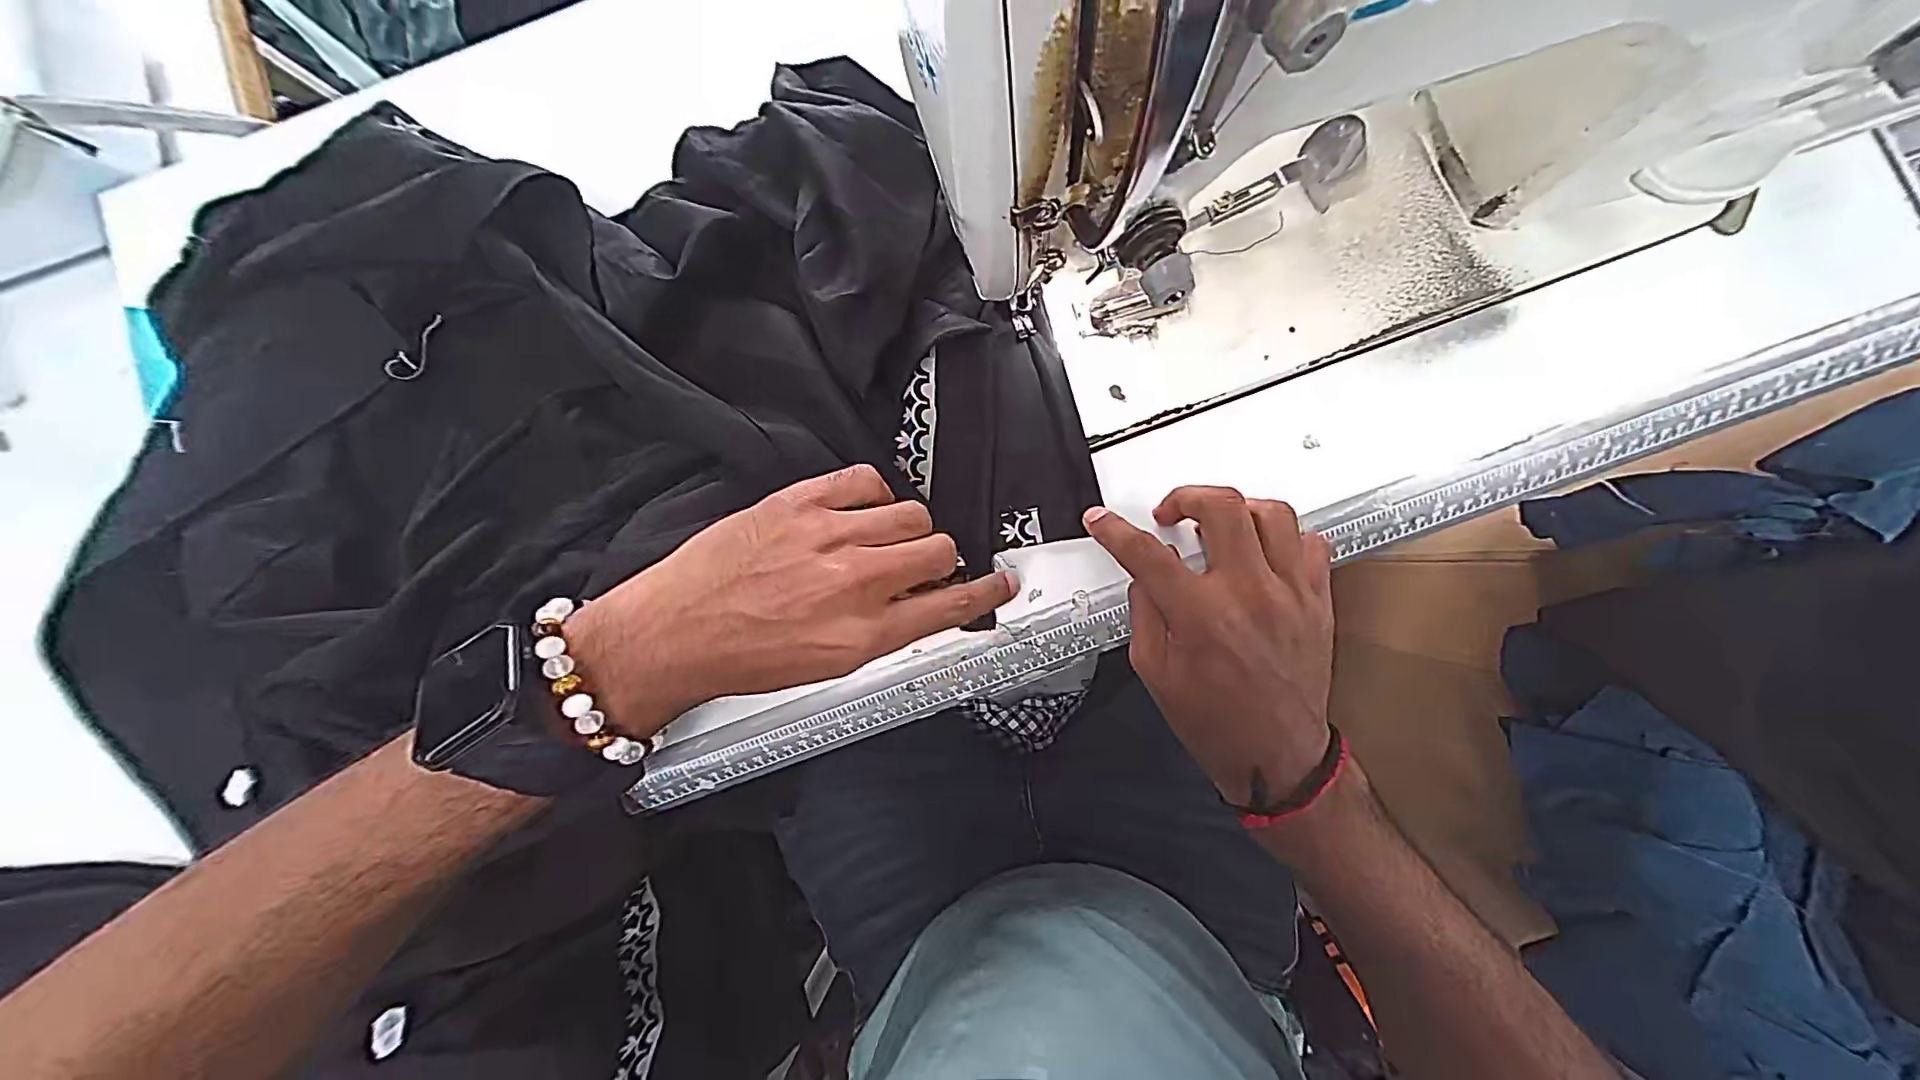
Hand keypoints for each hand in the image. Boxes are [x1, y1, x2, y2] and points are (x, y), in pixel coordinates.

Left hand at [565, 465, 1014, 735]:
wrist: (675, 633)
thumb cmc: (743, 657)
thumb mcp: (828, 665)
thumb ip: (884, 632)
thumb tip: (916, 607)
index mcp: (866, 632)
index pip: (951, 605)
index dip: (985, 593)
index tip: (1000, 584)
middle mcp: (855, 581)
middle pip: (939, 549)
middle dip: (942, 559)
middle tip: (925, 564)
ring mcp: (829, 536)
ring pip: (911, 513)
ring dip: (910, 528)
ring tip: (887, 539)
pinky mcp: (800, 503)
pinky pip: (866, 481)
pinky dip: (875, 494)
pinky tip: (862, 510)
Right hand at [1083, 487, 1333, 806]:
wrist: (1278, 755)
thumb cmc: (1219, 723)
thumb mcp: (1155, 672)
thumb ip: (1144, 614)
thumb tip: (1144, 578)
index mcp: (1200, 616)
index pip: (1146, 553)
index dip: (1115, 530)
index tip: (1103, 521)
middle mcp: (1248, 595)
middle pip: (1220, 507)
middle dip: (1185, 497)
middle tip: (1171, 512)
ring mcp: (1289, 594)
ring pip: (1272, 513)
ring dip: (1237, 508)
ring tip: (1219, 523)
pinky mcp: (1317, 602)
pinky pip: (1311, 543)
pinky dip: (1284, 536)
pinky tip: (1264, 549)